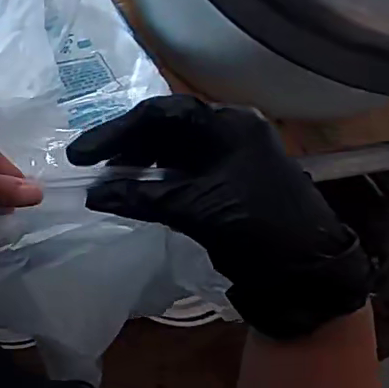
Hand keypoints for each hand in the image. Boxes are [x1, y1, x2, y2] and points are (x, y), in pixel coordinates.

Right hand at [66, 95, 372, 340]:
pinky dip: (153, 178)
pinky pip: (180, 169)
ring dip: (136, 162)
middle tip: (89, 165)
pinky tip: (133, 190)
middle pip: (163, 128)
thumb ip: (140, 198)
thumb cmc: (257, 229)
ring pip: (170, 148)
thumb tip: (92, 194)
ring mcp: (228, 156)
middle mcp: (228, 131)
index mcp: (228, 126)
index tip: (81, 154)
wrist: (307, 273)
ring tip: (108, 180)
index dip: (115, 131)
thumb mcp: (194, 210)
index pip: (160, 115)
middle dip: (123, 145)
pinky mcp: (225, 179)